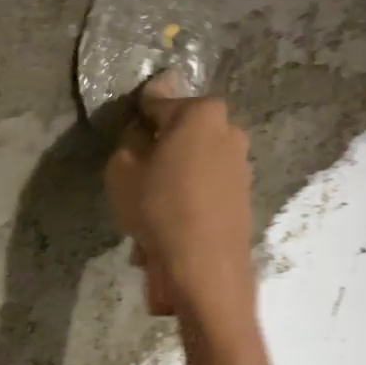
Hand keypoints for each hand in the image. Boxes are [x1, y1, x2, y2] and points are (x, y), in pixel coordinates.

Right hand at [104, 71, 254, 318]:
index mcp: (200, 113)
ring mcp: (240, 163)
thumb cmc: (158, 207)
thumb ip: (130, 140)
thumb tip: (142, 131)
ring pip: (196, 159)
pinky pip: (205, 186)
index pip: (159, 99)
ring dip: (176, 172)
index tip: (127, 123)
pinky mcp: (242, 194)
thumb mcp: (122, 170)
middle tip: (137, 168)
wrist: (203, 265)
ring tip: (151, 203)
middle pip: (184, 130)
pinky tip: (170, 222)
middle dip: (162, 143)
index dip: (139, 111)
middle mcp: (228, 129)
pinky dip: (188, 196)